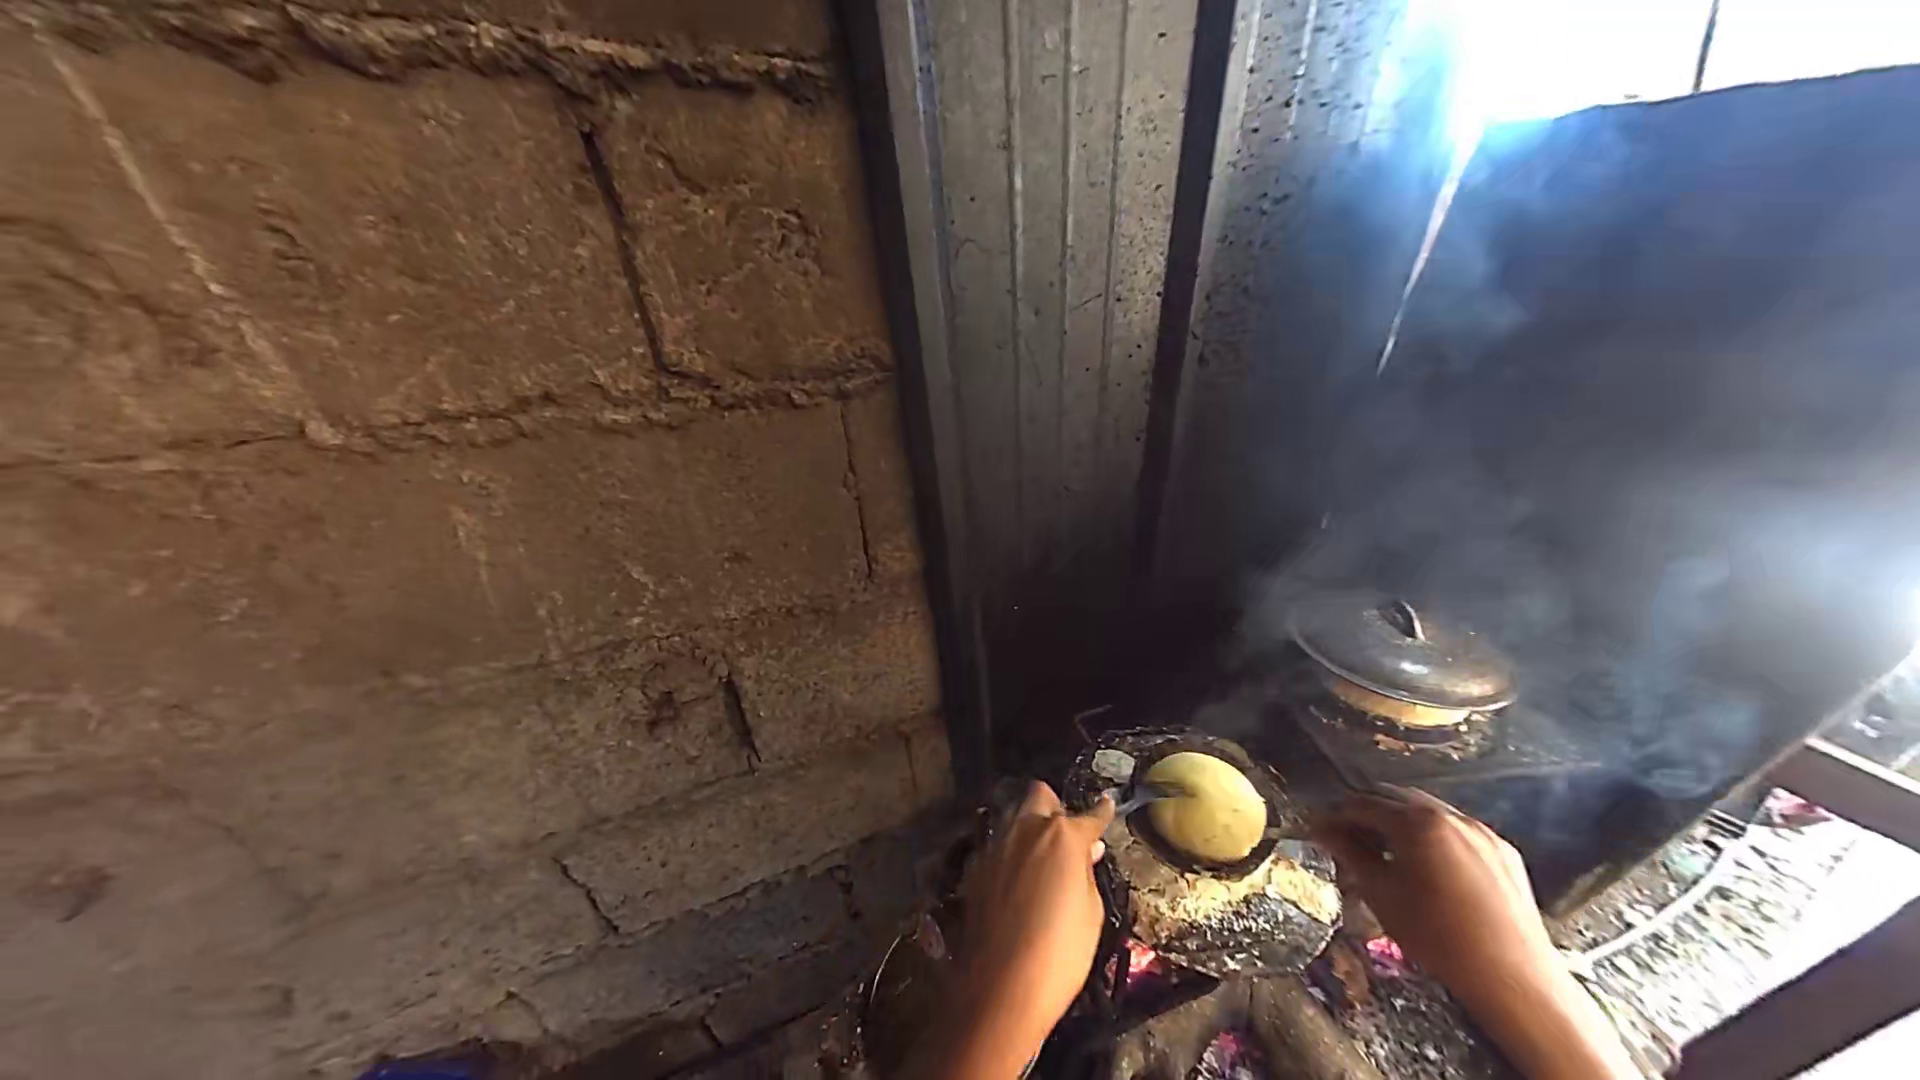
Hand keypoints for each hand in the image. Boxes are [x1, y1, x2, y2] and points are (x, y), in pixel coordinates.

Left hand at [960, 782, 1115, 1038]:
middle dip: (1054, 806)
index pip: (1089, 816)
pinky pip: (997, 845)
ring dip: (1029, 826)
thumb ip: (1087, 872)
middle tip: (1065, 833)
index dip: (1101, 811)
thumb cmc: (1060, 952)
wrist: (1000, 985)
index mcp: (1062, 836)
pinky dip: (1010, 853)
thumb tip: (1086, 849)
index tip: (1106, 804)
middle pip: (1039, 795)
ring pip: (1013, 816)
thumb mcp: (1091, 913)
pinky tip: (1016, 877)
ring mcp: (996, 844)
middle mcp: (1026, 829)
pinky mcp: (976, 866)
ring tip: (1041, 854)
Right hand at [1313, 787, 1639, 1079]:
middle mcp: (1451, 817)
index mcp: (1417, 822)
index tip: (1318, 828)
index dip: (1334, 815)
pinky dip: (1431, 836)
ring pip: (1425, 811)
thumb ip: (1348, 852)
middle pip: (1393, 798)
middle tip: (1345, 835)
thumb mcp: (1380, 892)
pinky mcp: (1503, 852)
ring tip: (1382, 849)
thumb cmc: (1439, 938)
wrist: (1515, 982)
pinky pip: (1455, 830)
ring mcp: (1481, 833)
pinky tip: (1423, 863)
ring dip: (1398, 822)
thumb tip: (1323, 831)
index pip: (1361, 804)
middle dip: (1365, 813)